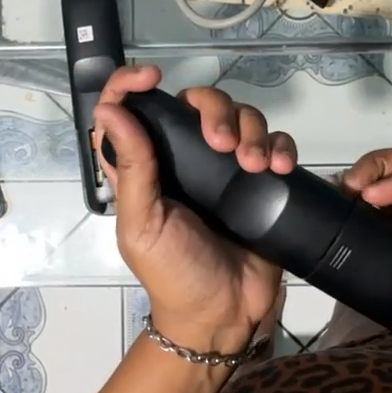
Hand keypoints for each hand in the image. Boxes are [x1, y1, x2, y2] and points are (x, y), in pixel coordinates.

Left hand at [94, 66, 296, 355]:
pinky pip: (276, 144)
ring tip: (255, 166)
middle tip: (222, 145)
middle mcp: (187, 158)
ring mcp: (228, 169)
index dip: (132, 84)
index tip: (151, 77)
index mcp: (148, 165)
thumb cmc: (173, 272)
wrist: (224, 315)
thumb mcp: (142, 224)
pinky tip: (280, 167)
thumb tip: (110, 110)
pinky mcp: (262, 182)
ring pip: (242, 117)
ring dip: (251, 130)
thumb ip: (132, 167)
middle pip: (200, 103)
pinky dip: (281, 146)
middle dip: (214, 111)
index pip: (132, 110)